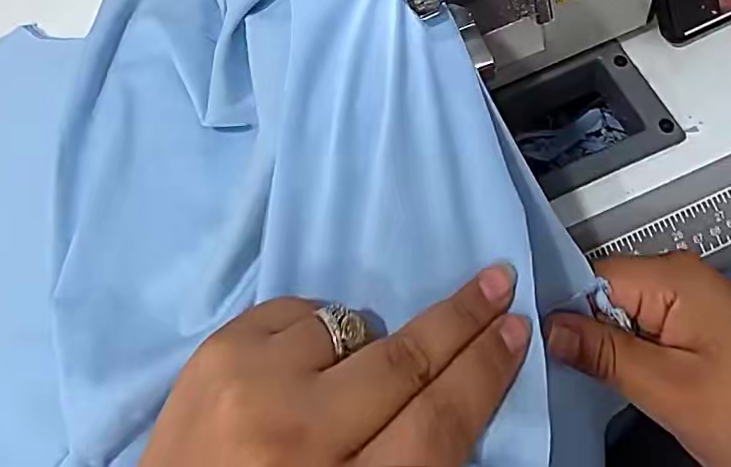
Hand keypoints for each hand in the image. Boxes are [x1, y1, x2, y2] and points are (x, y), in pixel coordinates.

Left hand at [142, 263, 529, 465]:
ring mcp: (249, 387)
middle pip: (401, 363)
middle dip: (458, 321)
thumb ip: (404, 459)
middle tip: (496, 282)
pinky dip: (314, 331)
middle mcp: (295, 438)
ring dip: (364, 345)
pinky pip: (297, 310)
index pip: (435, 424)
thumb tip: (453, 388)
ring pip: (347, 328)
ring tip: (346, 383)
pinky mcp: (215, 354)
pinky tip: (302, 367)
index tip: (515, 328)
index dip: (483, 372)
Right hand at [544, 252, 730, 466]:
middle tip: (561, 366)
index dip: (566, 309)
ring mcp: (691, 300)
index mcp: (674, 275)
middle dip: (585, 327)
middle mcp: (680, 275)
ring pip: (622, 311)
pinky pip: (644, 326)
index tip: (540, 342)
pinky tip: (620, 376)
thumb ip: (606, 353)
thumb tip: (547, 325)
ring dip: (607, 343)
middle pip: (606, 290)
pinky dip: (629, 351)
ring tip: (588, 374)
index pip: (594, 276)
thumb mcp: (673, 392)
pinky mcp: (697, 326)